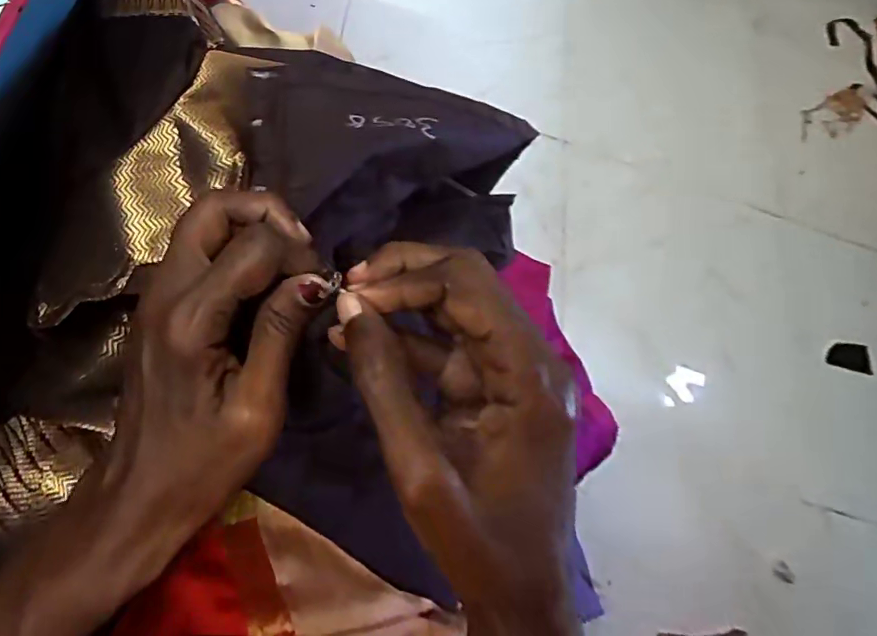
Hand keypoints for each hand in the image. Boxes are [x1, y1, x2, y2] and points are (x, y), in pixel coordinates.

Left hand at [0, 191, 327, 635]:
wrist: (137, 493)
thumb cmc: (202, 465)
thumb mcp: (257, 408)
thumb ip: (281, 331)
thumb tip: (314, 277)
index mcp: (190, 318)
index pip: (252, 245)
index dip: (296, 253)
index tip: (319, 285)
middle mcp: (165, 290)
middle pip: (211, 207)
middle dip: (264, 210)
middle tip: (300, 245)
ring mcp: (155, 291)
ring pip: (200, 220)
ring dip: (247, 222)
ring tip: (286, 256)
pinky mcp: (157, 299)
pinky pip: (196, 246)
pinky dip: (232, 241)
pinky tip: (261, 274)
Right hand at [336, 243, 579, 635]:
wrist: (521, 604)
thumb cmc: (477, 545)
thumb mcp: (418, 468)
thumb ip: (383, 380)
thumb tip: (349, 305)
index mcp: (529, 373)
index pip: (467, 286)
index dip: (406, 279)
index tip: (353, 294)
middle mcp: (530, 356)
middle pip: (466, 281)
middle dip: (404, 272)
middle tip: (349, 283)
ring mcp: (513, 369)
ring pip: (454, 302)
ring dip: (400, 297)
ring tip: (346, 305)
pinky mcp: (493, 384)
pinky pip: (446, 339)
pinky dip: (403, 332)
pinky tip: (357, 337)